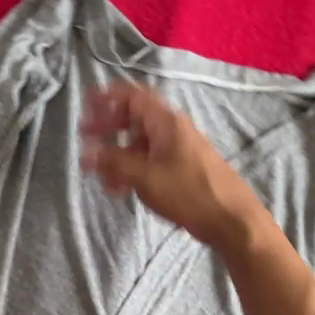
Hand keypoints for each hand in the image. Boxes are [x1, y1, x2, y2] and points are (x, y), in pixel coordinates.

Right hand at [81, 83, 272, 249]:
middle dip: (108, 126)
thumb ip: (114, 162)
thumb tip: (86, 153)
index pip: (132, 96)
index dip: (108, 96)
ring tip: (99, 174)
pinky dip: (131, 168)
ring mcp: (176, 149)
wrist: (229, 217)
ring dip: (117, 154)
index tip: (87, 103)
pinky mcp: (178, 169)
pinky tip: (120, 188)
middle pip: (133, 118)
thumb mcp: (145, 177)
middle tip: (85, 137)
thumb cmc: (188, 192)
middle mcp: (170, 130)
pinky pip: (148, 161)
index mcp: (164, 122)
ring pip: (139, 143)